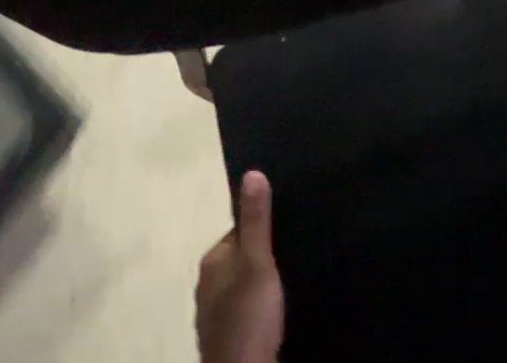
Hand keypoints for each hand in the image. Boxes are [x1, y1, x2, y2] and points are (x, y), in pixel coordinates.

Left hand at [196, 171, 284, 362]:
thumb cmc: (249, 315)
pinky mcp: (229, 335)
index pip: (240, 230)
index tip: (292, 228)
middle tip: (298, 252)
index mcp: (212, 262)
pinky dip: (263, 305)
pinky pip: (249, 307)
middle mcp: (208, 284)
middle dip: (267, 254)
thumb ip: (256, 220)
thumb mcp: (258, 261)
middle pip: (243, 257)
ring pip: (246, 284)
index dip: (266, 228)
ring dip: (266, 282)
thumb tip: (251, 171)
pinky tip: (282, 309)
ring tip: (295, 278)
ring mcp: (216, 313)